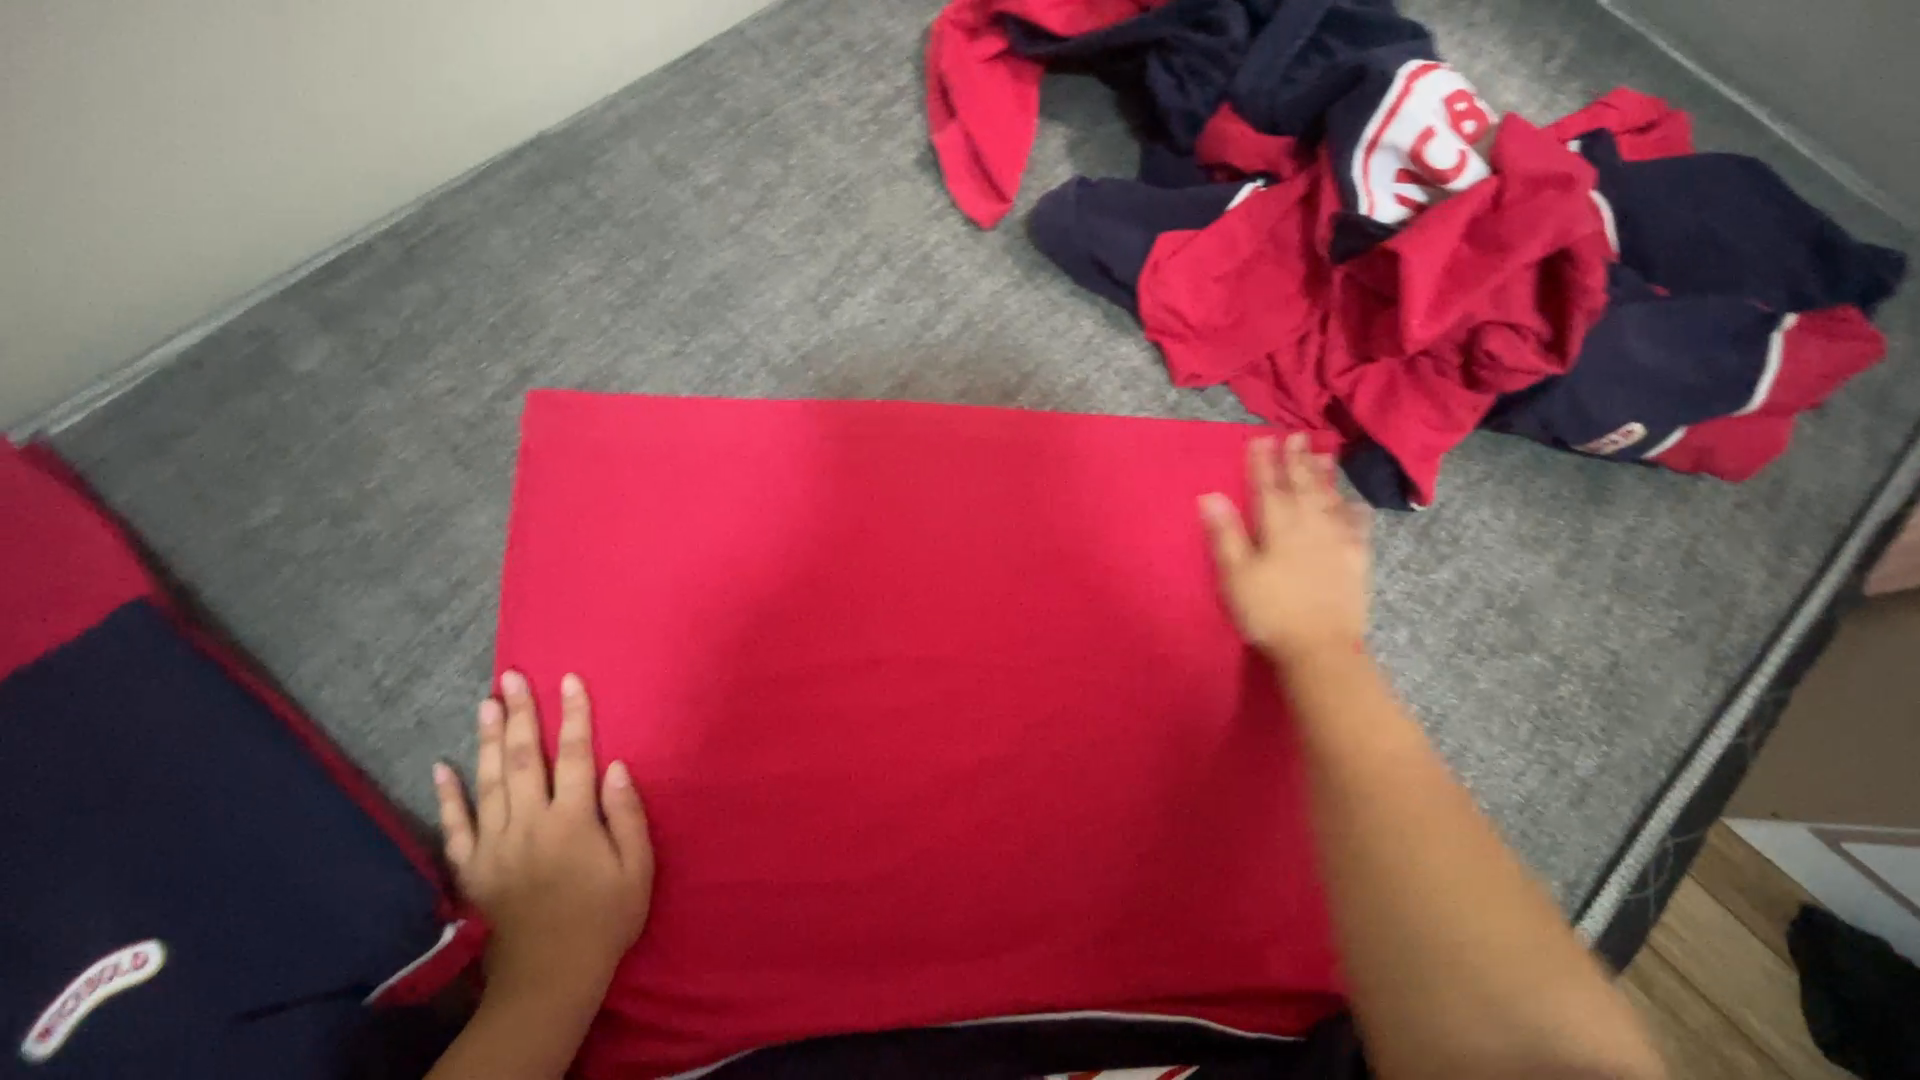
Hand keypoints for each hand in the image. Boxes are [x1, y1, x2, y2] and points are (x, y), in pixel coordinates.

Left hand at [434, 671, 653, 1000]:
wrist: (550, 978)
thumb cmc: (605, 920)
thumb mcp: (637, 870)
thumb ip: (627, 815)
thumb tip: (616, 766)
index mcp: (573, 822)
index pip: (577, 755)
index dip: (575, 715)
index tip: (571, 680)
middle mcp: (530, 824)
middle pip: (525, 758)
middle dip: (521, 714)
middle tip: (512, 677)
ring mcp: (495, 845)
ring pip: (490, 781)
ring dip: (488, 739)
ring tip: (486, 703)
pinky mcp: (472, 869)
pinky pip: (455, 826)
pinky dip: (448, 795)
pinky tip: (442, 766)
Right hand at [1199, 433, 1370, 665]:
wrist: (1321, 648)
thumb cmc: (1270, 612)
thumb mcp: (1236, 575)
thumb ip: (1225, 534)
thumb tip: (1211, 495)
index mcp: (1278, 528)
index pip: (1267, 487)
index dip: (1263, 463)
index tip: (1261, 439)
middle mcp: (1310, 526)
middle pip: (1302, 487)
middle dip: (1297, 461)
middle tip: (1297, 436)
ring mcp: (1337, 542)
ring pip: (1331, 500)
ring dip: (1325, 477)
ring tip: (1325, 455)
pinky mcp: (1356, 561)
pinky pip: (1357, 527)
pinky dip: (1354, 511)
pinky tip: (1354, 504)